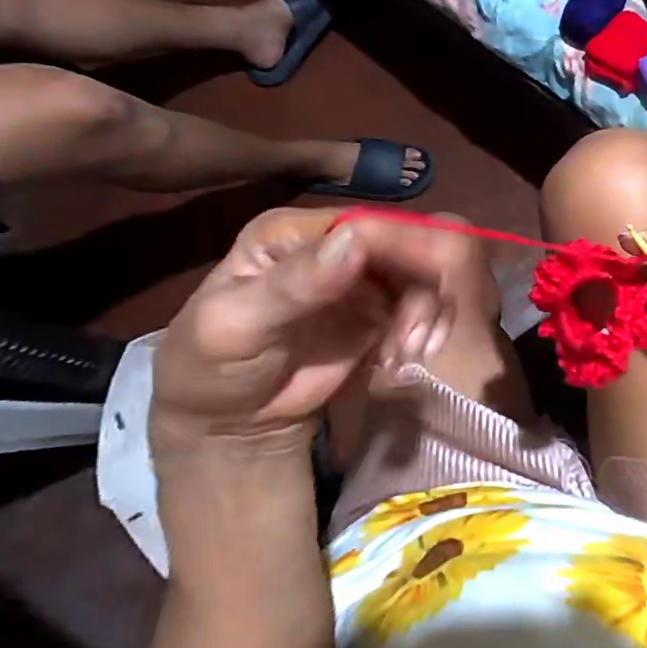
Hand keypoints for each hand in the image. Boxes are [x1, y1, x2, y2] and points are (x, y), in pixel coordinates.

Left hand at [151, 208, 491, 446]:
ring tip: (405, 356)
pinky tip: (402, 361)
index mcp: (294, 233)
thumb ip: (293, 284)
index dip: (405, 245)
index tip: (433, 281)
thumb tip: (354, 240)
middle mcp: (335, 247)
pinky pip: (422, 309)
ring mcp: (362, 280)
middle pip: (405, 245)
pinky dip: (424, 331)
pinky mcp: (381, 314)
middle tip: (415, 338)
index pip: (364, 224)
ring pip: (422, 276)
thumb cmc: (213, 367)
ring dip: (426, 314)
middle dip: (423, 286)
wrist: (231, 423)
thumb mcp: (236, 325)